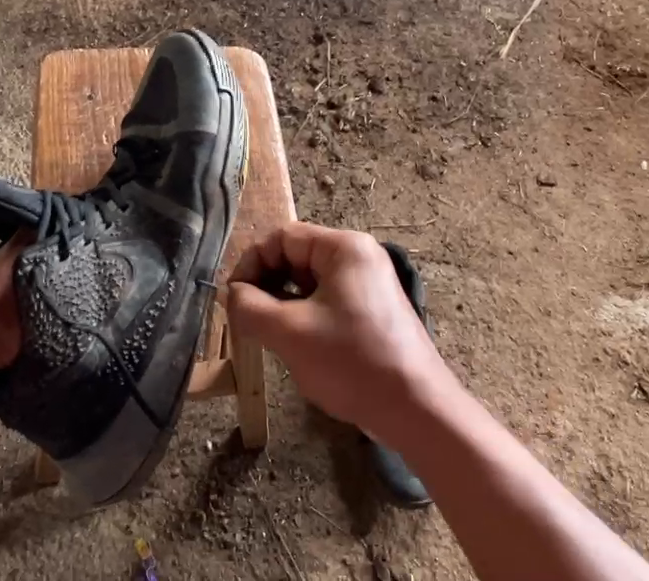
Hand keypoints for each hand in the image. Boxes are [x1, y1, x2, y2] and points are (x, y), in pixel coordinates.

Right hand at [224, 222, 450, 440]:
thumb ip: (250, 307)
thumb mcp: (290, 333)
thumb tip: (232, 296)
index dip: (251, 264)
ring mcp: (368, 284)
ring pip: (308, 281)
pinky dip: (303, 315)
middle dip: (266, 284)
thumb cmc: (352, 363)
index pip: (282, 237)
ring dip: (282, 303)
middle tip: (247, 319)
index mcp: (344, 247)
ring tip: (268, 334)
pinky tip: (295, 344)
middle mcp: (358, 256)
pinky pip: (325, 300)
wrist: (416, 410)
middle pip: (295, 256)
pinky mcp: (371, 310)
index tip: (233, 299)